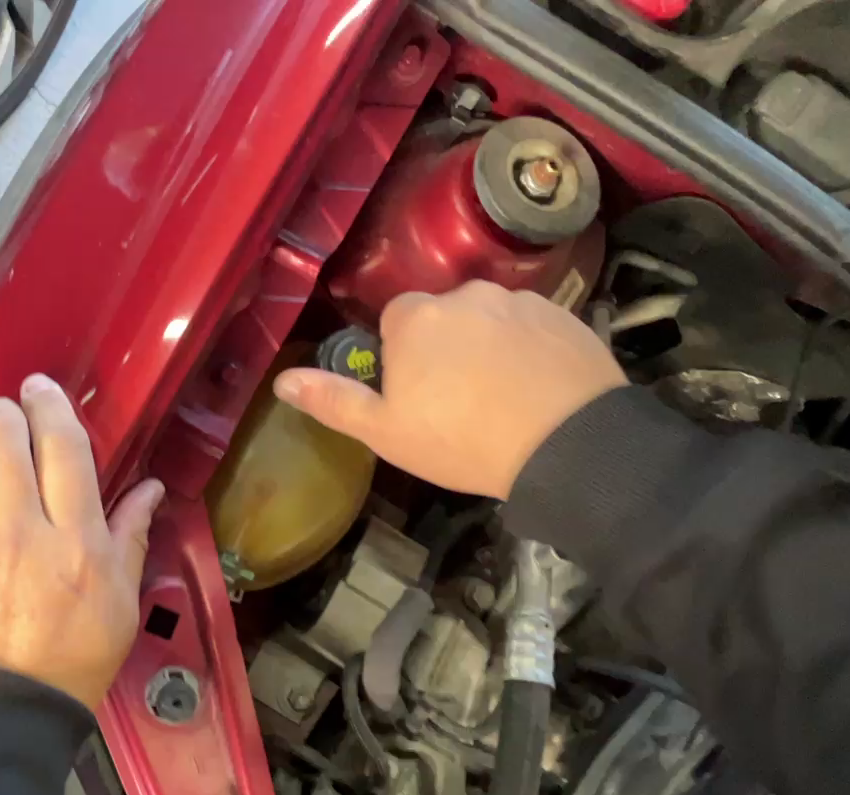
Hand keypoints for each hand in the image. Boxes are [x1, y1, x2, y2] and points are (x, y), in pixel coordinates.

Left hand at [0, 373, 165, 707]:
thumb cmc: (66, 663)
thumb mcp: (119, 606)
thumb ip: (131, 539)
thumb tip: (150, 487)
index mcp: (73, 540)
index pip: (62, 442)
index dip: (50, 403)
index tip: (40, 390)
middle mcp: (13, 529)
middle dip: (2, 416)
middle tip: (5, 433)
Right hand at [273, 282, 625, 498]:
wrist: (564, 444)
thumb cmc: (459, 440)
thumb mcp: (383, 431)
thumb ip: (333, 400)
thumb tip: (283, 379)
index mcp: (415, 318)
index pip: (395, 319)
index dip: (399, 355)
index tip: (412, 393)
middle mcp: (466, 294)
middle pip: (442, 316)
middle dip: (442, 347)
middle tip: (454, 401)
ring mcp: (520, 301)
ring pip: (487, 319)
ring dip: (485, 346)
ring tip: (497, 398)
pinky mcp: (566, 315)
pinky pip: (530, 326)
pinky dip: (526, 349)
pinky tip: (532, 389)